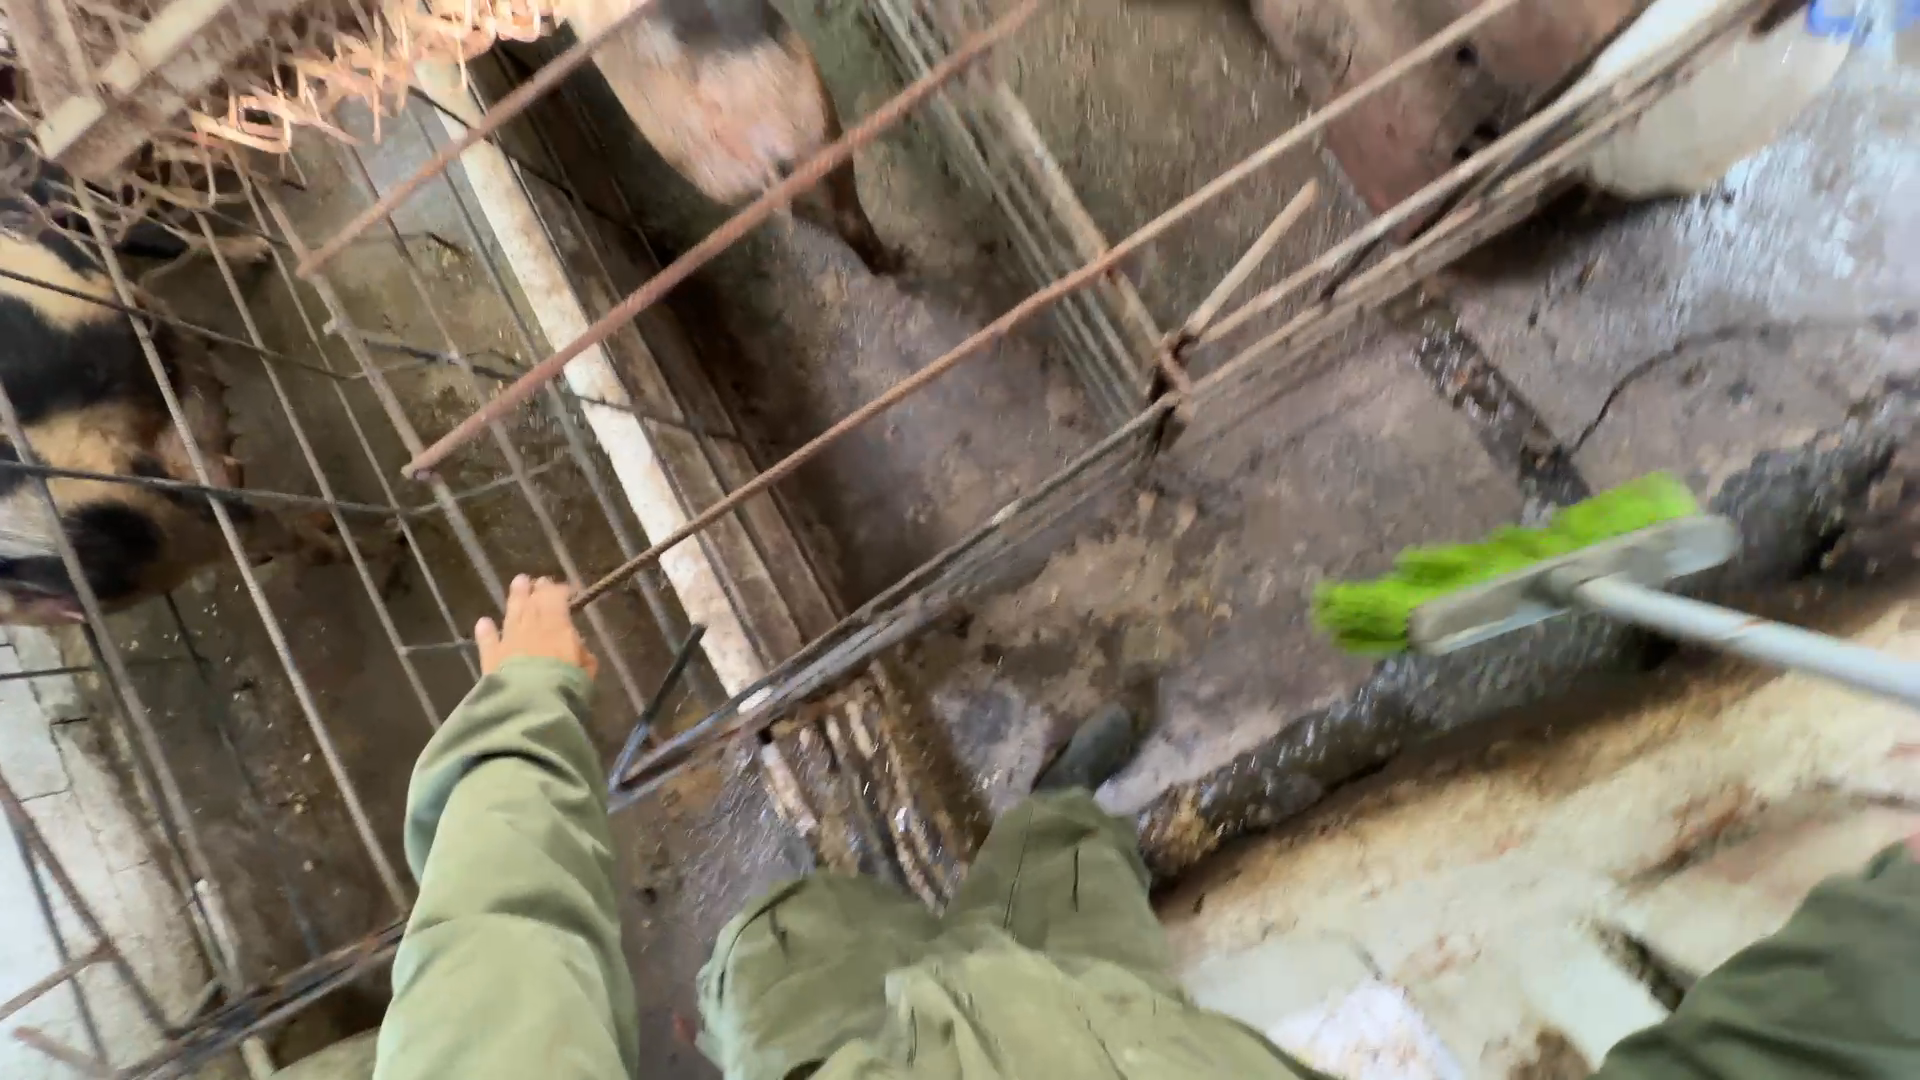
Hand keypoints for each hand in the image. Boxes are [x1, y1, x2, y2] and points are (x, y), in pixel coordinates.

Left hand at [475, 574, 598, 678]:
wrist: (529, 703)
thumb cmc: (566, 684)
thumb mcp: (587, 669)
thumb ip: (583, 654)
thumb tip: (578, 646)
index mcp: (558, 626)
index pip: (557, 599)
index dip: (562, 591)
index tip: (569, 589)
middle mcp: (532, 627)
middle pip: (533, 603)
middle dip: (536, 590)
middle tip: (537, 580)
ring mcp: (509, 641)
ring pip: (512, 614)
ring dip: (515, 598)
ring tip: (518, 583)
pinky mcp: (491, 658)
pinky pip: (488, 641)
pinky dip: (486, 631)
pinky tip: (483, 622)